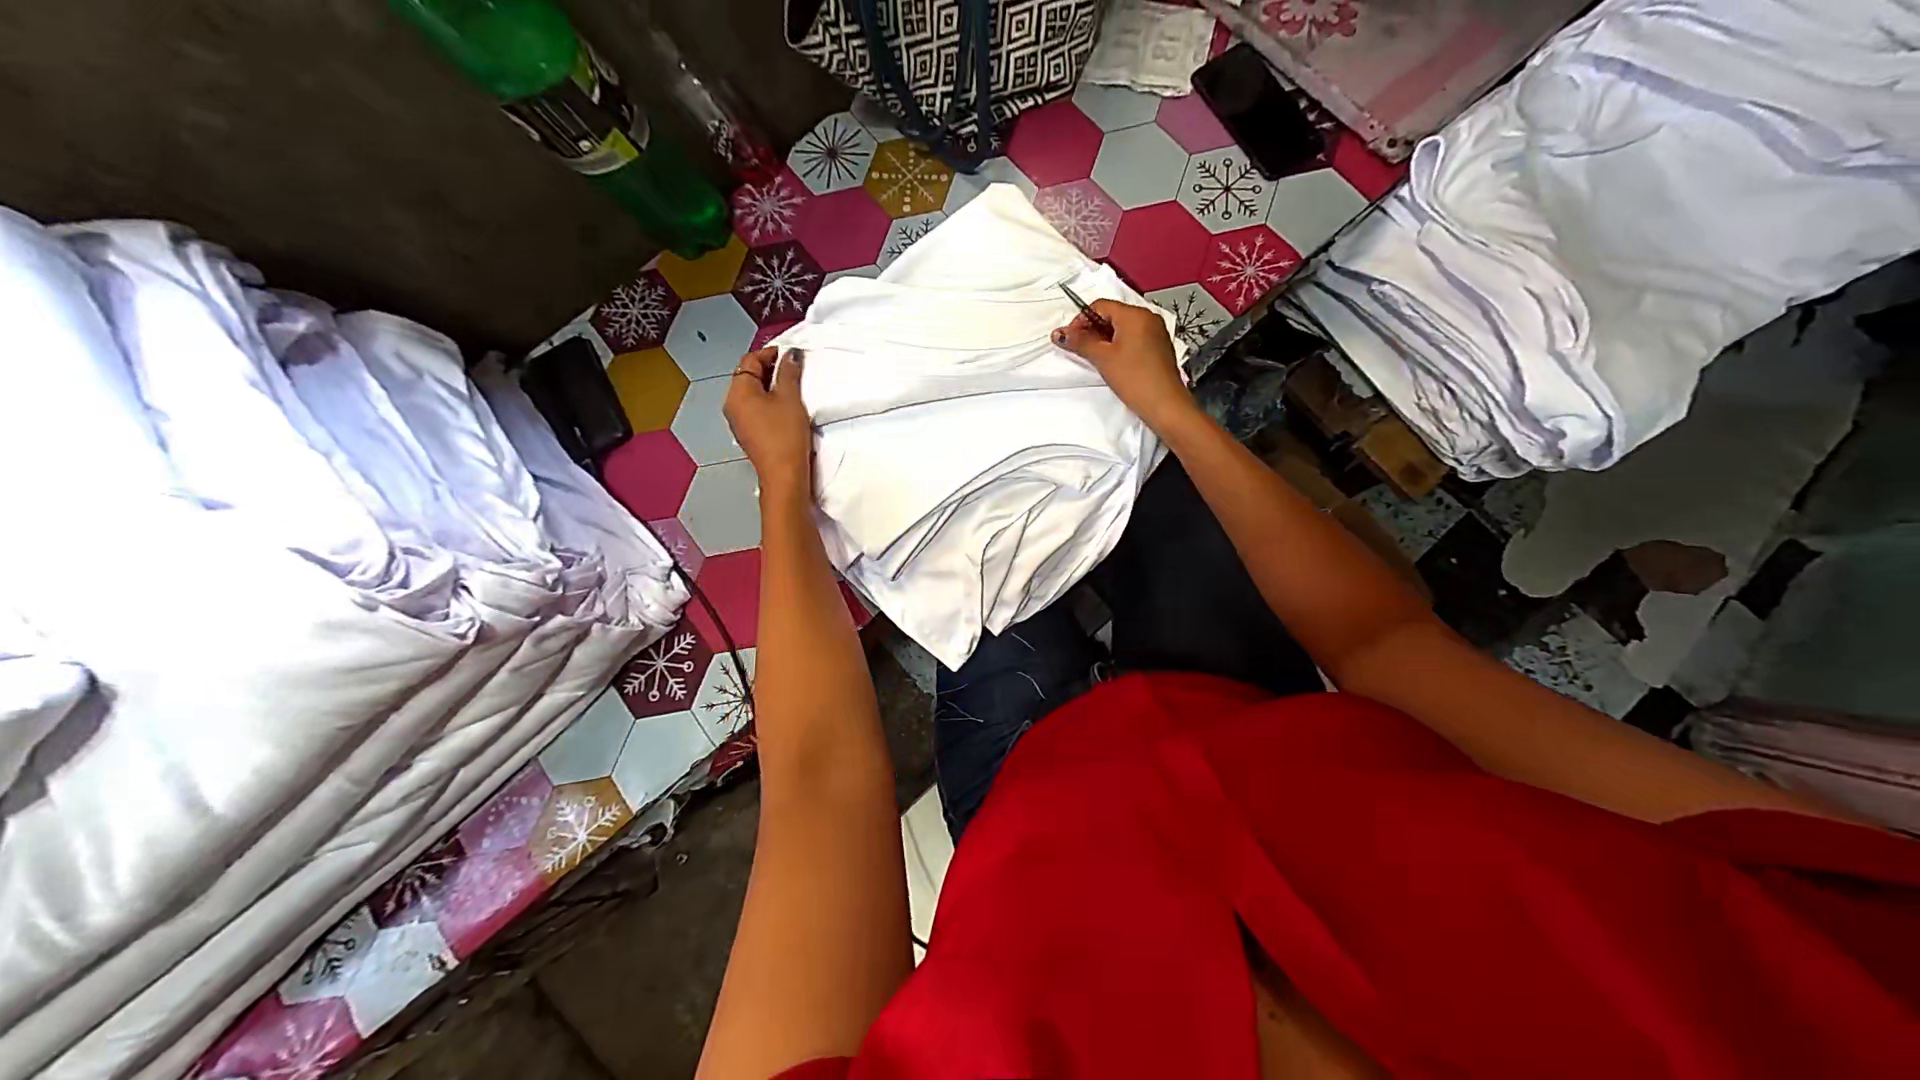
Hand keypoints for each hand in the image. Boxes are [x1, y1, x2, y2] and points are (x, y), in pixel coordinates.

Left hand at [723, 347, 811, 498]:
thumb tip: (790, 356)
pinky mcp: (749, 434)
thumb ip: (789, 372)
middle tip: (792, 368)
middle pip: (748, 376)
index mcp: (738, 392)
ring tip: (792, 387)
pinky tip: (785, 407)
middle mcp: (733, 405)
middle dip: (769, 369)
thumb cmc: (785, 436)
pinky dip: (768, 402)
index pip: (750, 360)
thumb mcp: (790, 398)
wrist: (784, 474)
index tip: (789, 354)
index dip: (770, 353)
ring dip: (769, 386)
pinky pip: (755, 409)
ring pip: (752, 394)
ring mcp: (739, 422)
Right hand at [1052, 299, 1196, 433]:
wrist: (1164, 404)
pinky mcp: (1156, 348)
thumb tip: (1063, 334)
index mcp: (1135, 315)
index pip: (1100, 306)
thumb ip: (1080, 342)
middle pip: (1111, 315)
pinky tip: (1110, 362)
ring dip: (1104, 339)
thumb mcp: (1102, 358)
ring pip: (1121, 328)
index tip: (1070, 336)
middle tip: (1078, 346)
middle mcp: (1148, 319)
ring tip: (1093, 357)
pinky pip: (1132, 339)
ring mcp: (1155, 333)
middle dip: (1091, 330)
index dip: (1080, 320)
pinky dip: (1118, 346)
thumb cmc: (1140, 381)